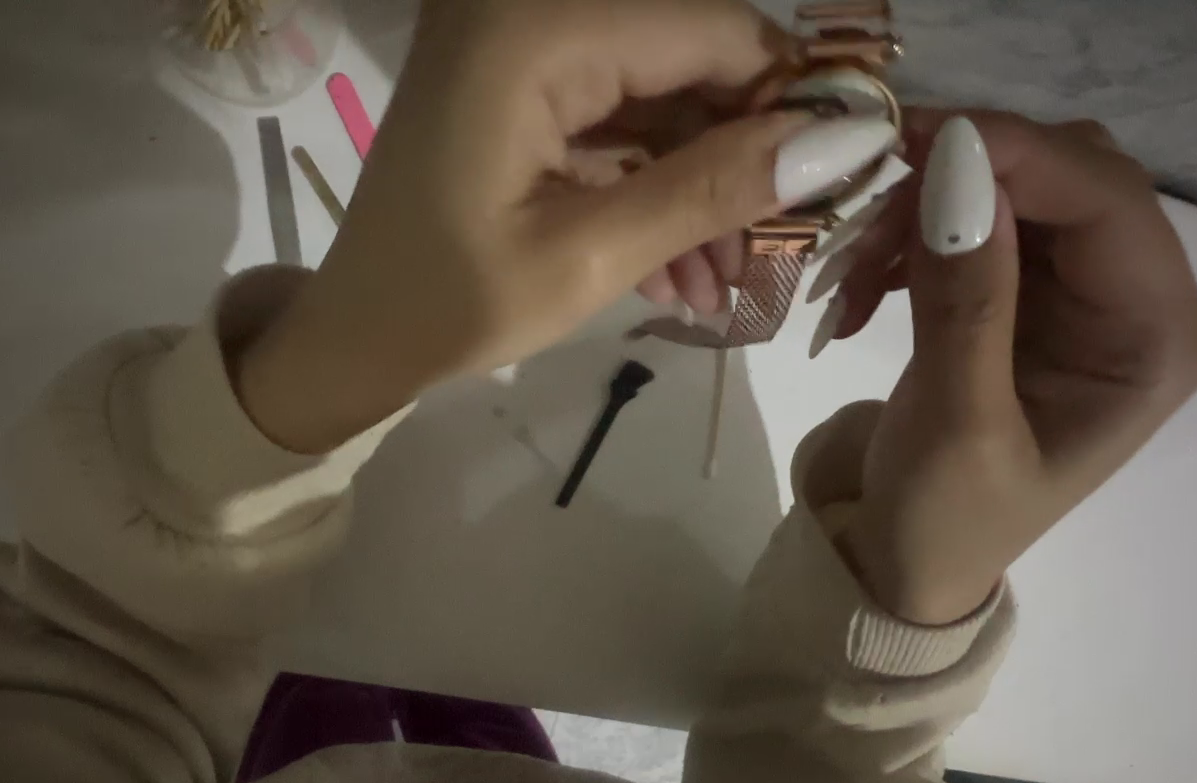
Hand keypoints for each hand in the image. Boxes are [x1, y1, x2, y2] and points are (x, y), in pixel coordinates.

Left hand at [235, 0, 892, 452]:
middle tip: (778, 248)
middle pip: (684, 60)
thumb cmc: (454, 307)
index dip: (787, 99)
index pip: (711, 29)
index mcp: (537, 30)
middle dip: (738, 158)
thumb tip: (839, 142)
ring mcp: (515, 52)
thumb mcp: (588, 257)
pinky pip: (608, 129)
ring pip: (652, 103)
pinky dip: (647, 192)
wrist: (358, 337)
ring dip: (696, 190)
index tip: (834, 177)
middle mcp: (525, 10)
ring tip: (727, 284)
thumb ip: (710, 190)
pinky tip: (678, 269)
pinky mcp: (512, 96)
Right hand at [807, 111, 1196, 624]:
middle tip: (859, 220)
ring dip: (919, 220)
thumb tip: (952, 169)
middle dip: (956, 189)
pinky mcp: (1021, 305)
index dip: (1014, 157)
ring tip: (847, 280)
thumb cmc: (944, 520)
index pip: (1107, 204)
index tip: (910, 143)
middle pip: (1063, 185)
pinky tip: (861, 291)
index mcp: (1157, 340)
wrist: (908, 563)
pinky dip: (909, 248)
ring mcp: (1078, 300)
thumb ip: (966, 298)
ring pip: (1009, 200)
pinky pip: (971, 237)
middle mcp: (1137, 302)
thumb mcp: (955, 421)